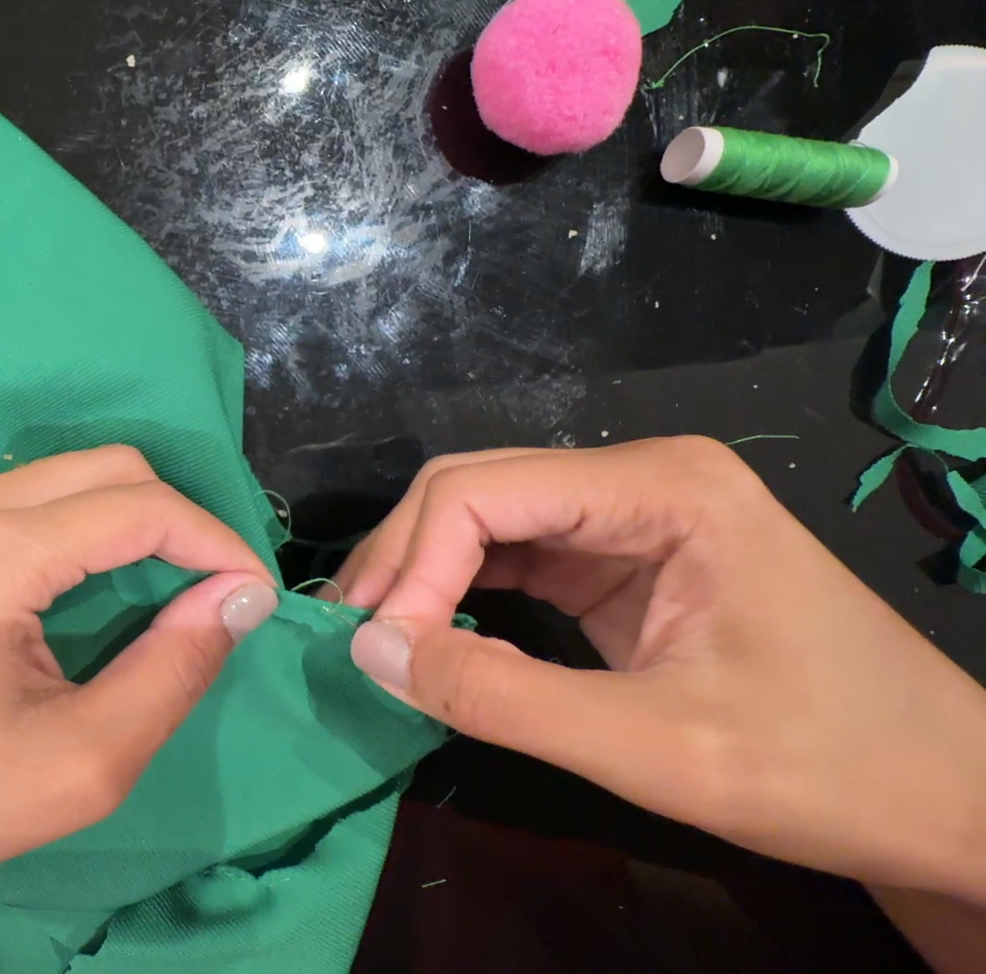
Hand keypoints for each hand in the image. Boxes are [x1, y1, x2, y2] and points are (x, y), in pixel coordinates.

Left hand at [0, 444, 278, 903]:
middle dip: (181, 519)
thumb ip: (174, 668)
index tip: (256, 597)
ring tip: (178, 588)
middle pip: (113, 468)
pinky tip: (110, 582)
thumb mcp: (84, 759)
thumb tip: (239, 597)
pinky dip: (94, 524)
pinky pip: (40, 497)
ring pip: (78, 474)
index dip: (216, 542)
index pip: (141, 507)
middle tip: (219, 592)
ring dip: (139, 518)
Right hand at [334, 437, 985, 906]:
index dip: (413, 565)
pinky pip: (501, 553)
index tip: (380, 645)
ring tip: (374, 634)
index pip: (480, 493)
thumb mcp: (658, 748)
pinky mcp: (607, 551)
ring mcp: (619, 511)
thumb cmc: (831, 769)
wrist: (955, 806)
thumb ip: (499, 697)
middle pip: (466, 490)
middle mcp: (631, 477)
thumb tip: (369, 650)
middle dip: (402, 561)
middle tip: (357, 636)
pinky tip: (426, 630)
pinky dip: (451, 590)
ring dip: (416, 573)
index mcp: (660, 489)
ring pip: (473, 517)